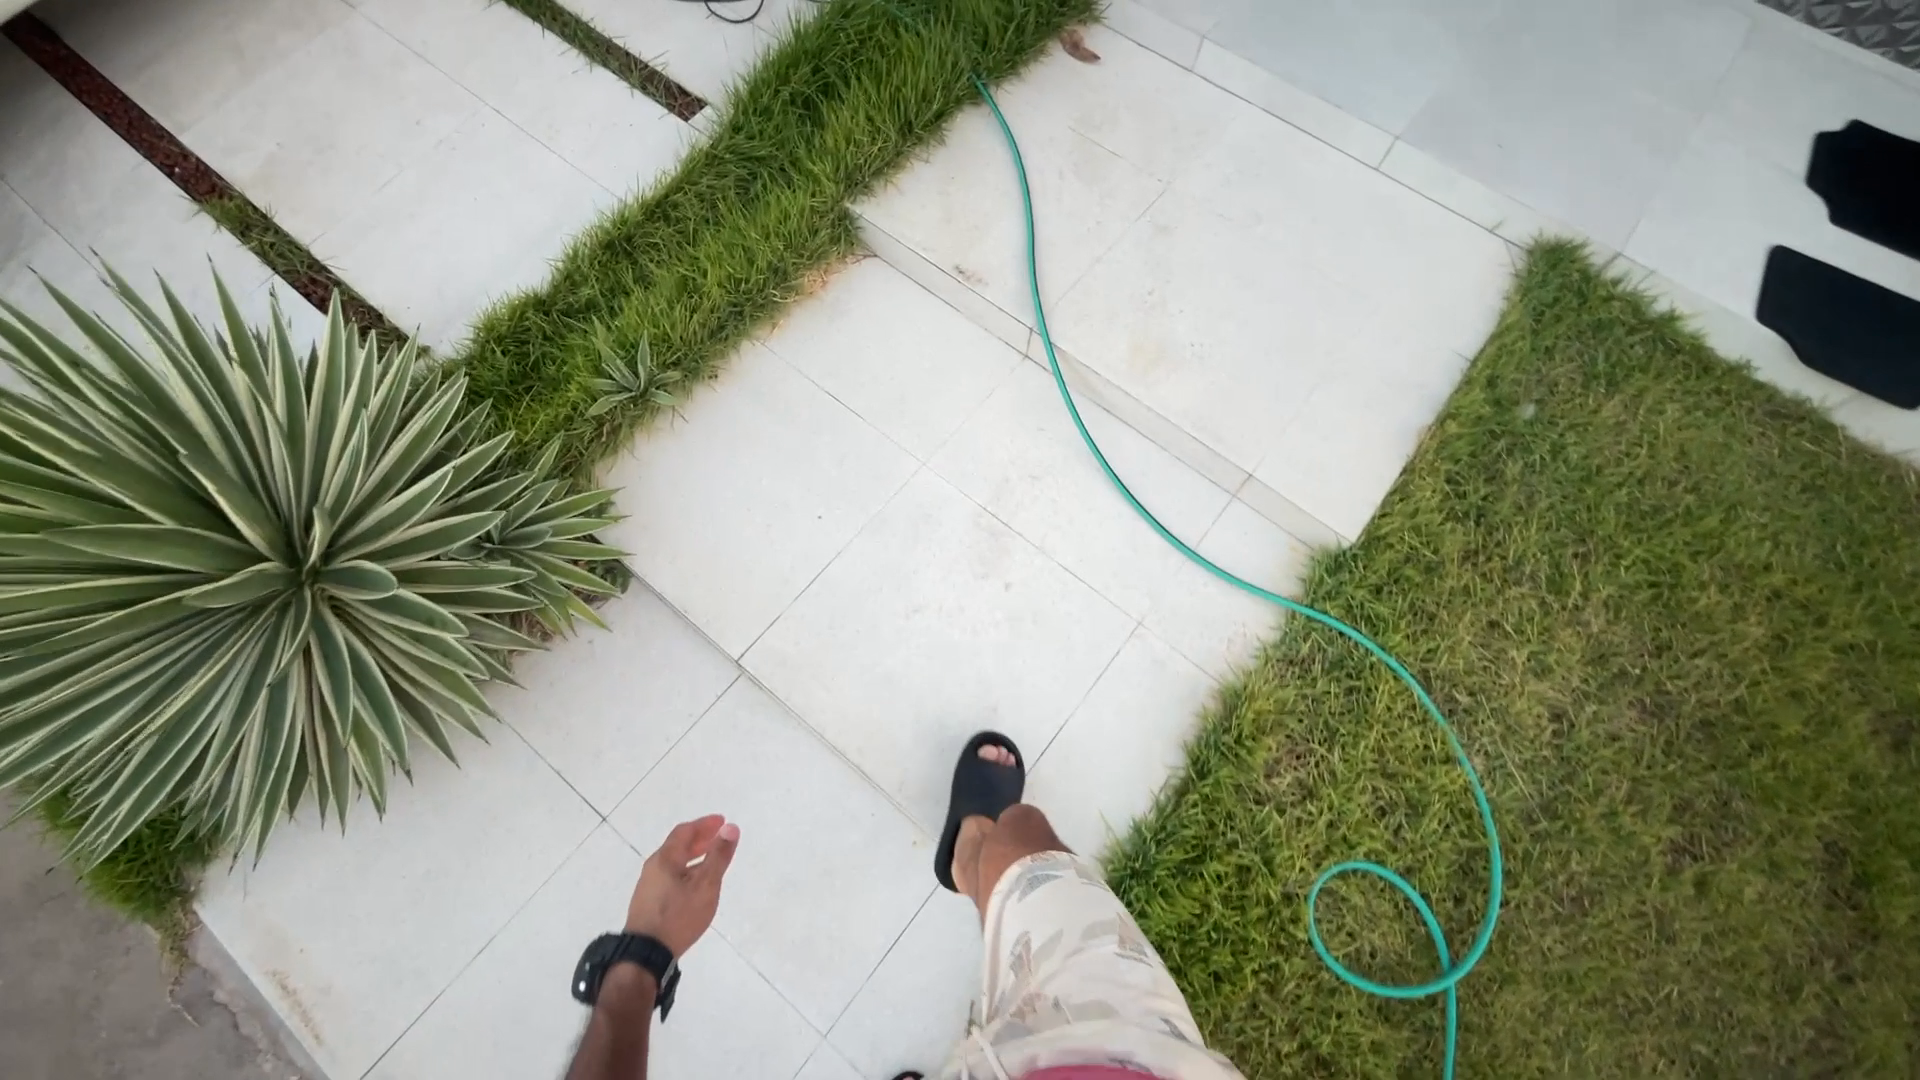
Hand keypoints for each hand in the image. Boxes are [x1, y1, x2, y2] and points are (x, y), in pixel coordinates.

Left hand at [624, 814, 739, 957]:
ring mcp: (648, 886)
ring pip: (673, 862)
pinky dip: (685, 869)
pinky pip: (669, 875)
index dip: (704, 824)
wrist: (645, 955)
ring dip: (693, 855)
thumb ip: (719, 856)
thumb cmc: (678, 916)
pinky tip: (694, 884)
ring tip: (710, 860)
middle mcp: (654, 867)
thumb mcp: (706, 885)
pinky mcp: (648, 902)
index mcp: (666, 858)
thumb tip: (731, 828)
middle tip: (718, 837)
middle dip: (699, 838)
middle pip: (677, 845)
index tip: (722, 821)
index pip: (685, 831)